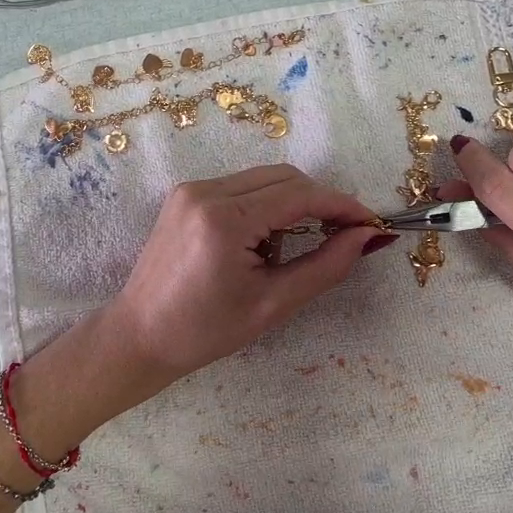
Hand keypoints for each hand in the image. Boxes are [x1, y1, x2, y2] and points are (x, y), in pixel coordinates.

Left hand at [105, 164, 394, 384]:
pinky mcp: (184, 194)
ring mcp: (191, 188)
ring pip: (262, 178)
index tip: (372, 222)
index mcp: (226, 219)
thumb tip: (367, 237)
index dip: (341, 204)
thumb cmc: (206, 331)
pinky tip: (263, 243)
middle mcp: (206, 191)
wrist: (140, 335)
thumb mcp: (273, 304)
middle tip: (345, 234)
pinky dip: (263, 205)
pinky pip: (239, 187)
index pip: (299, 194)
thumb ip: (325, 266)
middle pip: (283, 177)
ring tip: (294, 249)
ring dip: (291, 203)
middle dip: (319, 201)